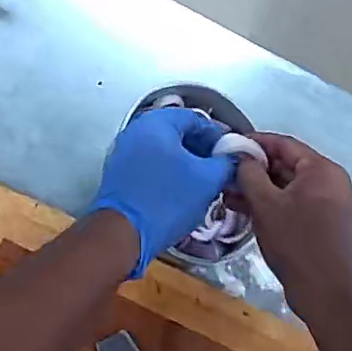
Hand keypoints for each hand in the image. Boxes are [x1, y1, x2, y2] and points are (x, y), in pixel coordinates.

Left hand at [89, 108, 233, 278]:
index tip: (230, 153)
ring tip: (202, 182)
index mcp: (157, 122)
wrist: (123, 232)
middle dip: (202, 149)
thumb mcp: (205, 181)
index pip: (195, 118)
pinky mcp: (120, 170)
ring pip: (164, 148)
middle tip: (218, 168)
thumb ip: (224, 164)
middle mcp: (138, 129)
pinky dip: (168, 170)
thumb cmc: (166, 200)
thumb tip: (232, 158)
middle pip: (178, 130)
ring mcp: (125, 148)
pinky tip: (180, 190)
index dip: (217, 135)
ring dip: (186, 161)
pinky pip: (151, 161)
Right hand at [230, 133, 351, 323]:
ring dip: (261, 190)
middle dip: (255, 170)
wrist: (328, 298)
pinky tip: (249, 212)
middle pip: (287, 165)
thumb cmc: (296, 243)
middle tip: (227, 174)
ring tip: (230, 195)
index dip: (255, 143)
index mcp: (322, 170)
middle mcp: (332, 182)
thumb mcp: (265, 204)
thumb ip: (250, 173)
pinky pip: (297, 204)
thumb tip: (243, 157)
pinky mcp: (328, 225)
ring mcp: (333, 205)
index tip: (230, 146)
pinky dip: (275, 205)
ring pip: (290, 187)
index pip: (284, 144)